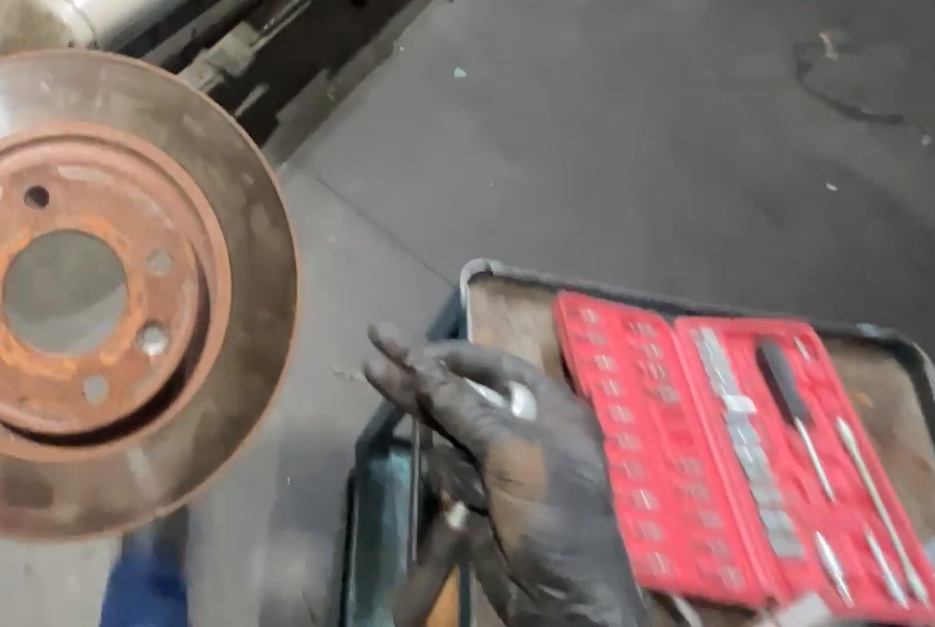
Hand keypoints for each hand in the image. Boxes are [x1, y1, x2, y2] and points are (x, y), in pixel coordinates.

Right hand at [364, 324, 646, 626]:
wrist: (561, 600)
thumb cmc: (552, 512)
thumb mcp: (510, 450)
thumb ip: (461, 404)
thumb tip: (419, 364)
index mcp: (548, 407)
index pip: (492, 364)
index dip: (451, 353)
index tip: (412, 348)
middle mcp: (523, 425)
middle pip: (459, 388)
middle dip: (417, 367)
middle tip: (376, 335)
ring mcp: (498, 458)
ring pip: (446, 425)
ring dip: (427, 419)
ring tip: (373, 372)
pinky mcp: (478, 488)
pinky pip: (447, 463)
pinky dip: (450, 476)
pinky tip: (466, 495)